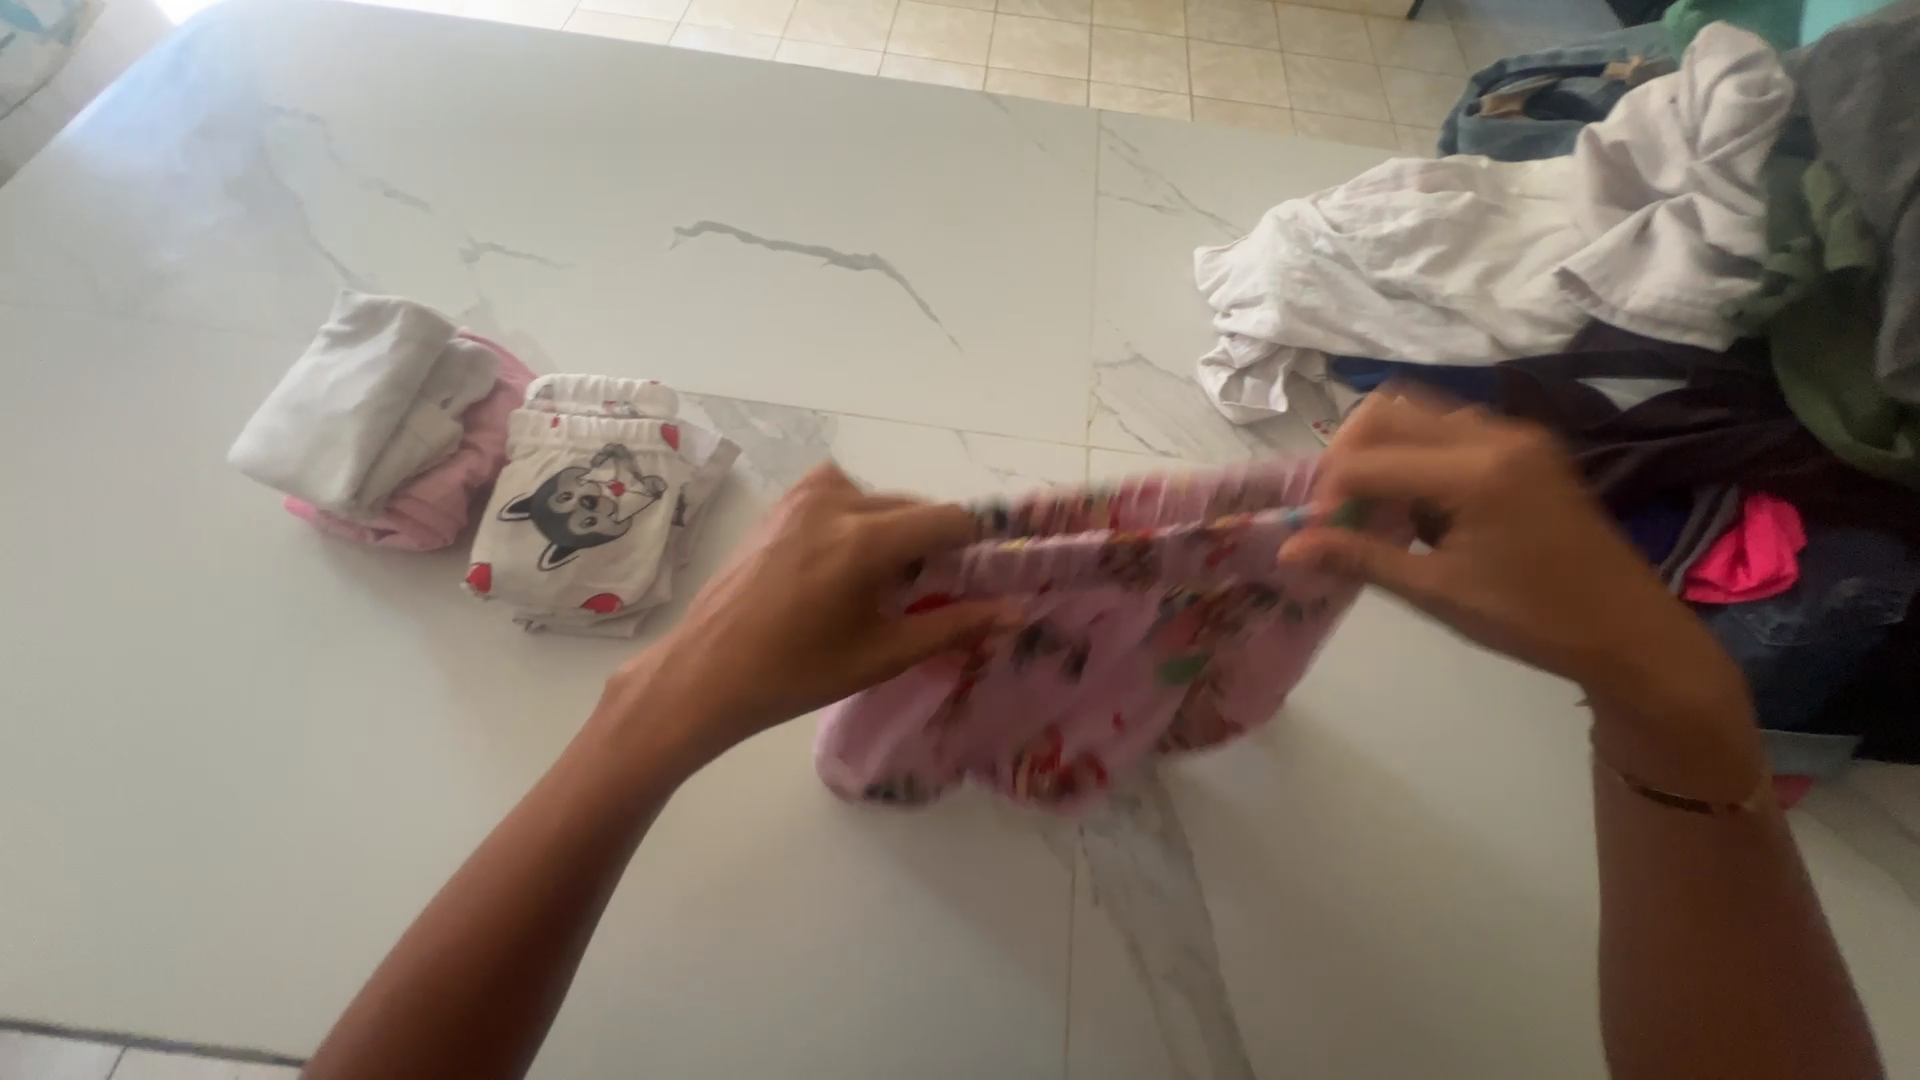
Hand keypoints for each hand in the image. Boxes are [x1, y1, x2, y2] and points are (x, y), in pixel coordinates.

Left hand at [599, 464, 1014, 770]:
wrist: (706, 673)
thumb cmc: (796, 674)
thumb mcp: (883, 654)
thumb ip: (955, 624)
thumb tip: (1017, 611)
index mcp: (864, 540)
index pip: (951, 519)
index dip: (979, 543)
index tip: (988, 571)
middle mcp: (836, 502)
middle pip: (916, 509)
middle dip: (936, 544)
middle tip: (934, 591)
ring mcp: (803, 497)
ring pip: (881, 501)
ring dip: (897, 531)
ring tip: (883, 581)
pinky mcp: (782, 503)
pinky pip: (843, 494)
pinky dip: (860, 518)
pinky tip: (845, 558)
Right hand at [1278, 392, 1759, 795]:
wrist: (1628, 631)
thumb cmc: (1529, 618)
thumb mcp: (1434, 591)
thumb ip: (1357, 557)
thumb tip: (1285, 548)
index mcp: (1477, 473)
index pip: (1368, 461)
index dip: (1329, 495)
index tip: (1317, 534)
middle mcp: (1495, 436)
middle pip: (1386, 412)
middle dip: (1345, 457)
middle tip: (1336, 507)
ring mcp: (1515, 436)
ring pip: (1416, 413)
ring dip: (1378, 451)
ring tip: (1372, 504)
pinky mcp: (1523, 447)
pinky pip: (1446, 428)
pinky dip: (1411, 453)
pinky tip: (1413, 500)